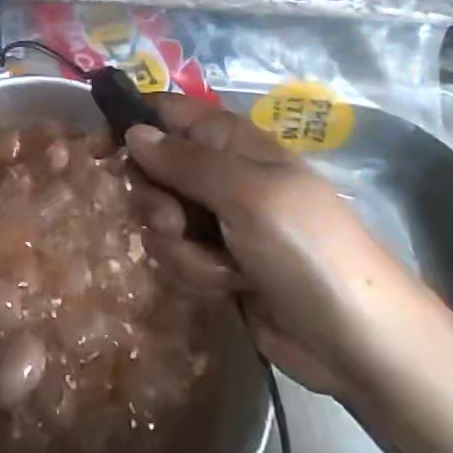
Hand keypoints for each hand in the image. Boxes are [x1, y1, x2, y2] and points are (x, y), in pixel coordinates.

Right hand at [126, 95, 452, 452]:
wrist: (354, 340)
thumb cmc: (304, 245)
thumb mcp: (245, 192)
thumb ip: (185, 161)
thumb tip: (132, 131)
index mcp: (230, 140)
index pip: (167, 112)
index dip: (132, 122)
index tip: (98, 146)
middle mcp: (220, 174)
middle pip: (154, 169)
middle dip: (156, 200)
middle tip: (176, 221)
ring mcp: (218, 221)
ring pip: (161, 219)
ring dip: (181, 246)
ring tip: (220, 265)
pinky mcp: (217, 264)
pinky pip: (178, 257)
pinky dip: (196, 273)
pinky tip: (228, 287)